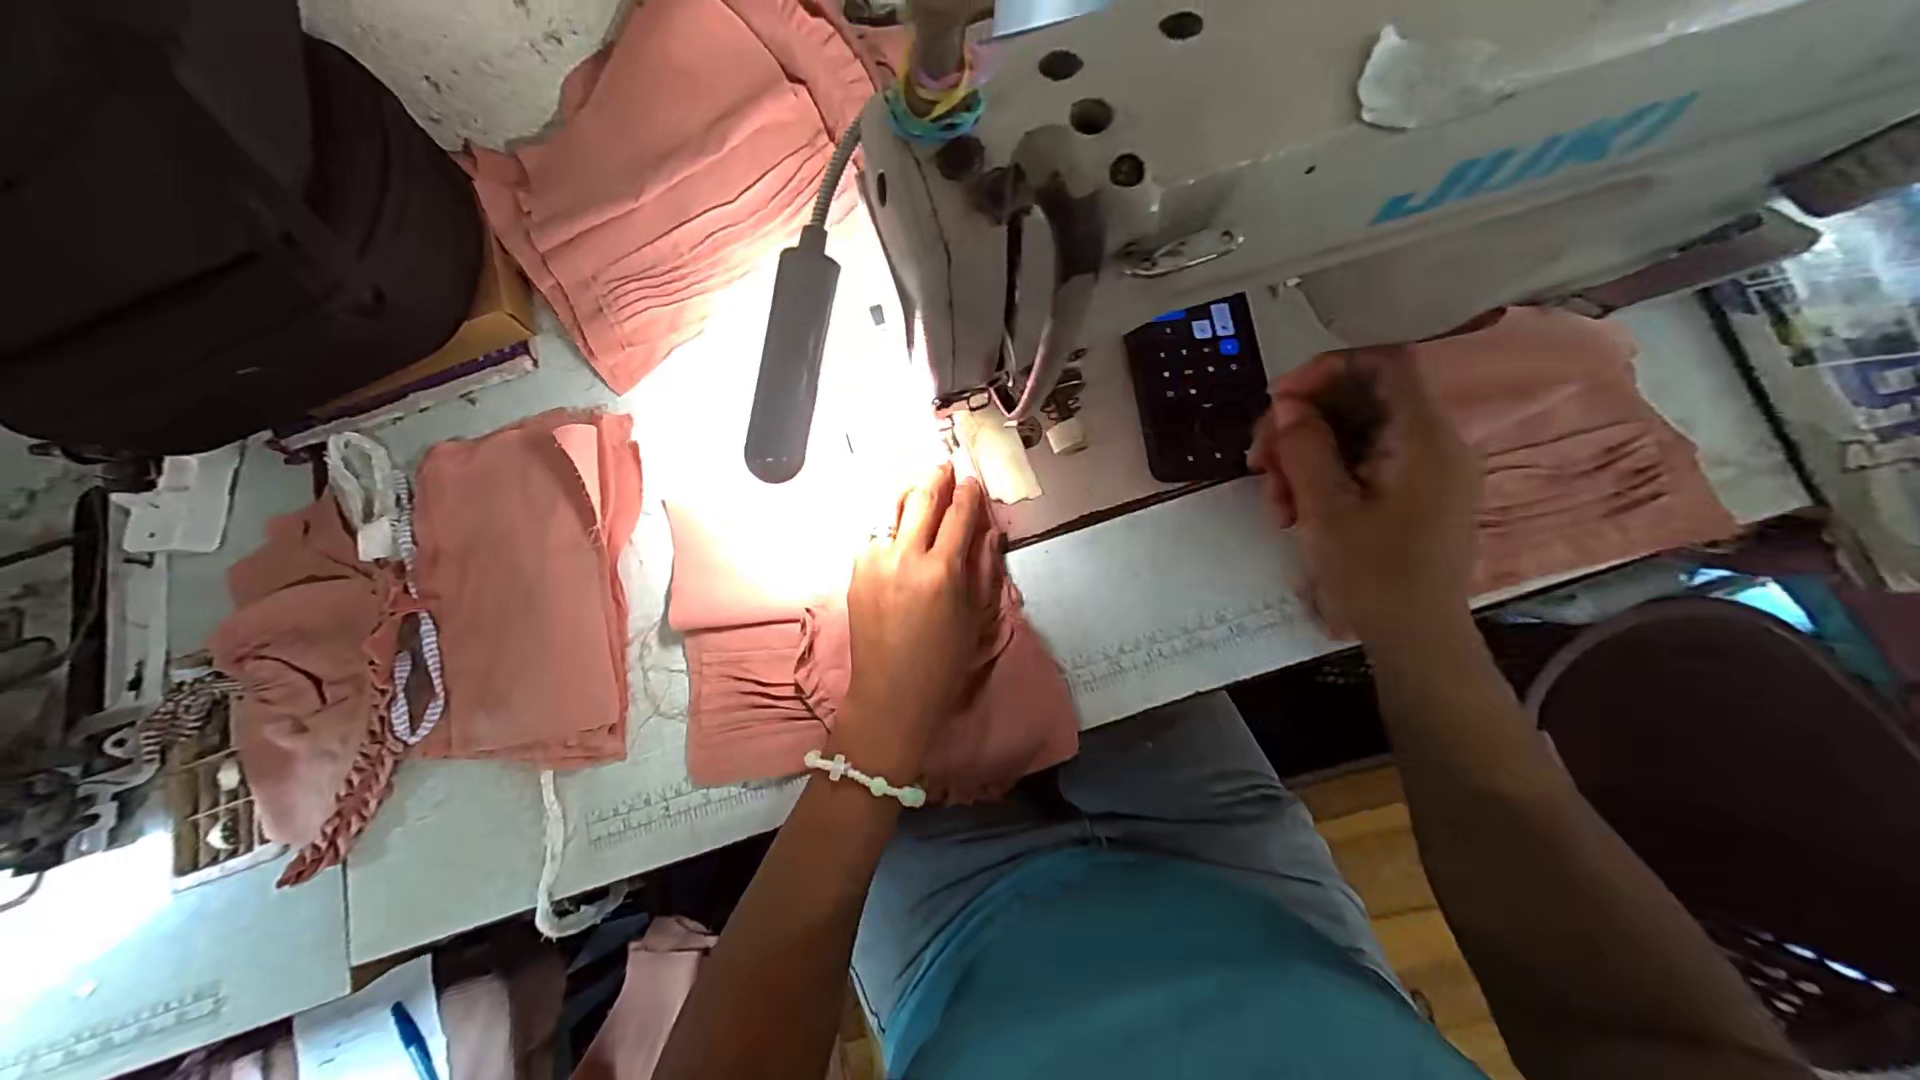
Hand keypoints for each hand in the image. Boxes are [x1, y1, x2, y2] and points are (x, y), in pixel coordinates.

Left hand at [834, 463, 1000, 782]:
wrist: (892, 694)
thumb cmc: (943, 662)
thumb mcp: (975, 617)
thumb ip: (983, 568)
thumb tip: (987, 533)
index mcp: (943, 571)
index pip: (959, 516)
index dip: (969, 494)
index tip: (972, 482)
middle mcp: (906, 558)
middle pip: (921, 500)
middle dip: (935, 478)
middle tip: (944, 467)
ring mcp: (875, 563)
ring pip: (891, 511)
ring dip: (908, 496)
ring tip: (919, 489)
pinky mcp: (856, 573)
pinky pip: (875, 537)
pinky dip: (889, 527)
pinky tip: (897, 529)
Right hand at [1248, 348, 1480, 641]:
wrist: (1416, 639)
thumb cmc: (1373, 575)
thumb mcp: (1325, 509)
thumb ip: (1305, 447)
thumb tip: (1287, 403)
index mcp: (1422, 438)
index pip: (1383, 364)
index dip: (1325, 370)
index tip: (1278, 402)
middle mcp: (1431, 443)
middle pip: (1357, 402)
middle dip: (1299, 426)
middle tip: (1257, 463)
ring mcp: (1423, 469)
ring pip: (1352, 435)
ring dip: (1302, 458)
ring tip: (1274, 504)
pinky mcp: (1411, 493)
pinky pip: (1360, 464)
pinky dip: (1322, 478)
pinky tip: (1293, 511)